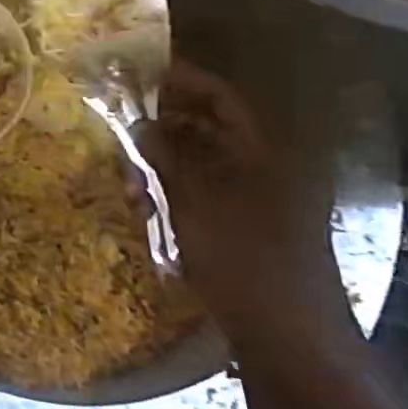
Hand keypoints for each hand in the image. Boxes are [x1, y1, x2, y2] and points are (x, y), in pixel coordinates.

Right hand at [137, 62, 353, 354]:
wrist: (287, 334)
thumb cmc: (245, 262)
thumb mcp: (196, 206)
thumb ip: (166, 159)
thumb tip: (137, 122)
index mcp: (263, 154)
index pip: (221, 99)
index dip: (182, 82)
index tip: (140, 75)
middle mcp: (261, 168)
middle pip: (204, 131)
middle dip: (158, 133)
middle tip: (120, 141)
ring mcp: (253, 198)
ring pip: (196, 166)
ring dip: (159, 170)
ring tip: (129, 190)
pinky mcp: (241, 225)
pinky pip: (200, 195)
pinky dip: (172, 196)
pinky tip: (146, 214)